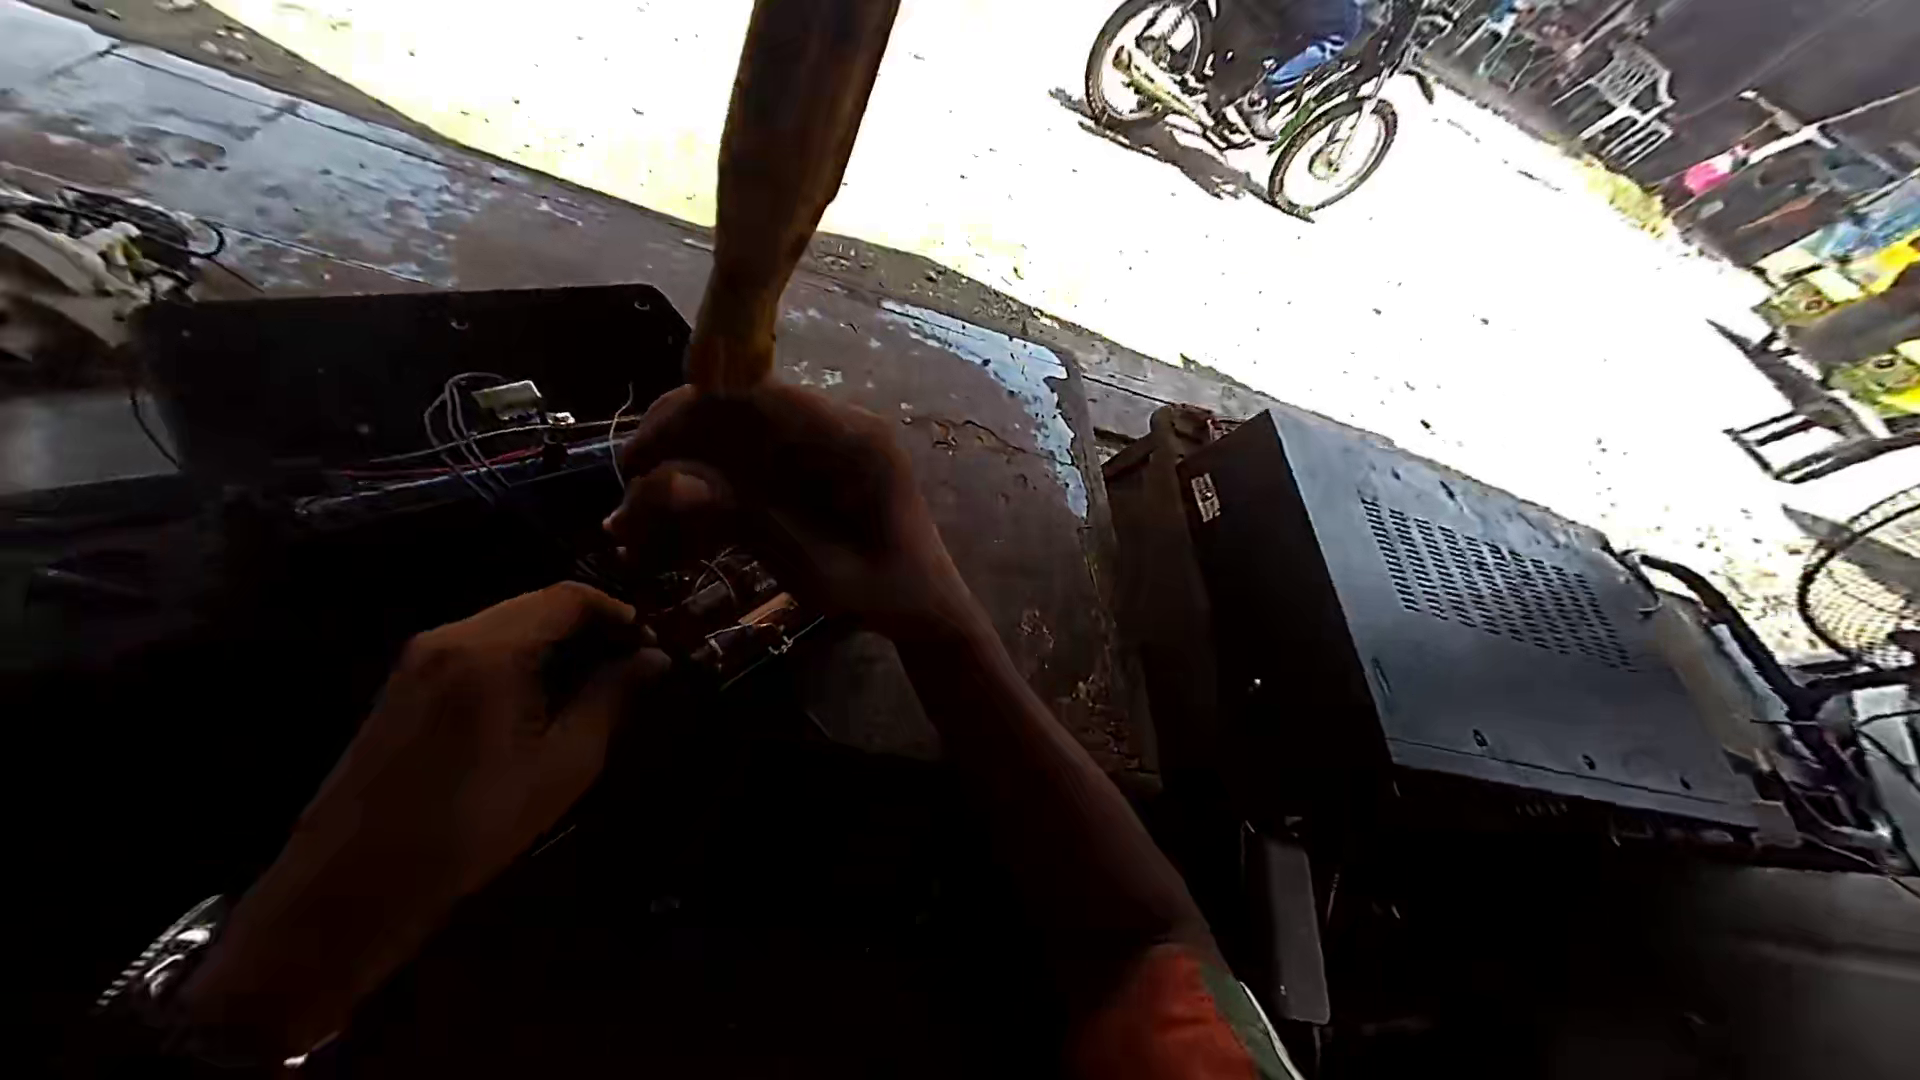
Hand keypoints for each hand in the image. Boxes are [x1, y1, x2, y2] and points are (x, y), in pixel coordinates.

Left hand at [180, 583, 667, 1056]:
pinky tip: (541, 695)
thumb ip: (612, 697)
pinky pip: (479, 646)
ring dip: (559, 640)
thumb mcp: (565, 763)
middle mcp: (448, 638)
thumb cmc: (472, 825)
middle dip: (592, 625)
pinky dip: (523, 655)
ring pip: (509, 623)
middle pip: (538, 604)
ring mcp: (417, 660)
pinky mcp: (403, 685)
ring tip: (594, 679)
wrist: (346, 892)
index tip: (649, 644)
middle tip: (629, 661)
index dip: (619, 612)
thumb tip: (655, 658)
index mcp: (489, 651)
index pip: (569, 597)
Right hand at [606, 384, 981, 638]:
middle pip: (739, 413)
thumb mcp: (822, 572)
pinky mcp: (806, 479)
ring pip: (733, 444)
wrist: (927, 610)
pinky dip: (706, 504)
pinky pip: (745, 474)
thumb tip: (675, 484)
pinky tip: (671, 541)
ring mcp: (818, 454)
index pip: (761, 397)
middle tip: (628, 497)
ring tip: (635, 531)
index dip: (690, 415)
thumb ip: (755, 525)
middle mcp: (833, 433)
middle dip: (675, 448)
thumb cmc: (889, 594)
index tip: (639, 460)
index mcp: (854, 440)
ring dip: (681, 480)